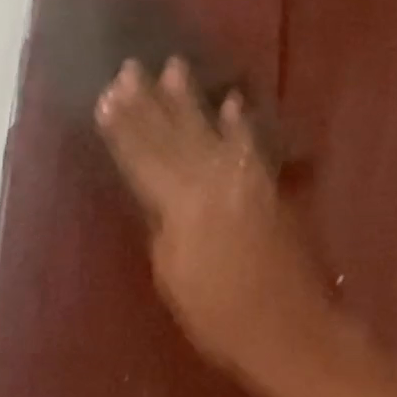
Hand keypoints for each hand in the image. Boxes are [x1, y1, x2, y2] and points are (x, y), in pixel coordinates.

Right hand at [95, 58, 338, 390]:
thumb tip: (160, 199)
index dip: (123, 128)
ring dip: (188, 100)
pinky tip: (232, 101)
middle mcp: (210, 181)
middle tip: (129, 69)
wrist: (290, 329)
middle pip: (172, 136)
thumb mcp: (173, 276)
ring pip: (207, 131)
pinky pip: (249, 147)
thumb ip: (164, 228)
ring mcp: (243, 181)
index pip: (142, 158)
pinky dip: (239, 124)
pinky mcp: (268, 187)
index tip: (106, 96)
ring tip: (173, 66)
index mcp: (180, 206)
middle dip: (148, 102)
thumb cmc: (220, 317)